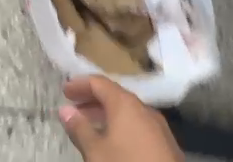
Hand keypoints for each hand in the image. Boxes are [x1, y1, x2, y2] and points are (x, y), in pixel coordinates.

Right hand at [58, 76, 182, 161]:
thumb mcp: (95, 151)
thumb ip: (79, 128)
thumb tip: (65, 110)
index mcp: (125, 103)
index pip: (98, 82)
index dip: (79, 84)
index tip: (64, 92)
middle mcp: (144, 109)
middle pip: (114, 96)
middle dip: (92, 100)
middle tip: (74, 109)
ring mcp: (160, 128)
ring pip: (128, 113)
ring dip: (107, 116)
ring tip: (91, 128)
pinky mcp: (168, 146)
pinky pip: (140, 127)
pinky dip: (123, 128)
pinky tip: (115, 144)